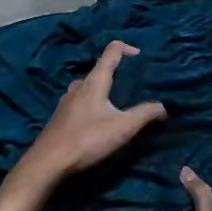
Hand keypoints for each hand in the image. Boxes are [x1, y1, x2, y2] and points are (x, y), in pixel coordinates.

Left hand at [17, 40, 166, 185]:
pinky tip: (99, 119)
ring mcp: (66, 101)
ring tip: (118, 103)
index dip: (127, 48)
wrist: (48, 162)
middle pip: (100, 70)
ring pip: (88, 86)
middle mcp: (78, 86)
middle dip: (117, 73)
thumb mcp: (123, 127)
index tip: (140, 56)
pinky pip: (80, 100)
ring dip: (104, 89)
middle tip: (133, 85)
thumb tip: (163, 107)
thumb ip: (145, 114)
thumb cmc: (87, 139)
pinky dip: (93, 102)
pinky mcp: (61, 116)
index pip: (111, 51)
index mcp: (94, 82)